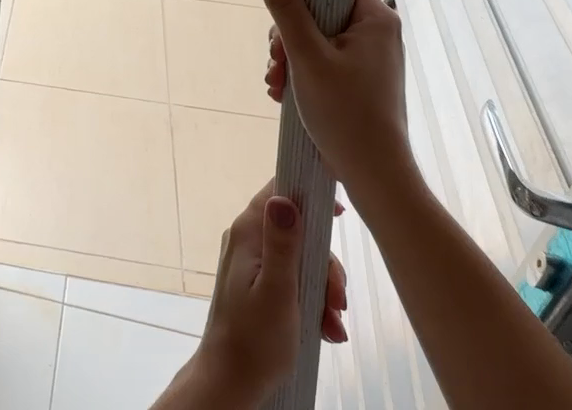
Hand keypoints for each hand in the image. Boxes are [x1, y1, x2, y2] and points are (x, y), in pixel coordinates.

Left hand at [186, 182, 349, 406]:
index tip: (339, 213)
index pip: (278, 191)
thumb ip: (282, 244)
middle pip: (300, 231)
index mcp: (248, 233)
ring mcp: (253, 263)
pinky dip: (314, 303)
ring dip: (324, 291)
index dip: (308, 195)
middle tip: (338, 300)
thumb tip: (284, 198)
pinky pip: (295, 281)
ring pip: (302, 260)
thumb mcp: (278, 291)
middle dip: (326, 265)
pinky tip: (327, 330)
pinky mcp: (259, 285)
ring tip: (333, 325)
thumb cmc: (254, 339)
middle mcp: (248, 240)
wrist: (232, 381)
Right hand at [259, 0, 411, 199]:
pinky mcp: (362, 83)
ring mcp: (371, 60)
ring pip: (317, 41)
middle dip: (287, 38)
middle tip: (275, 63)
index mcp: (375, 19)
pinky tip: (284, 95)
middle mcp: (378, 34)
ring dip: (289, 60)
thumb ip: (287, 9)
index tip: (280, 23)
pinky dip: (302, 75)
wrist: (373, 174)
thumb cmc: (344, 111)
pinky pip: (325, 63)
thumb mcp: (306, 56)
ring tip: (276, 86)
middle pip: (320, 14)